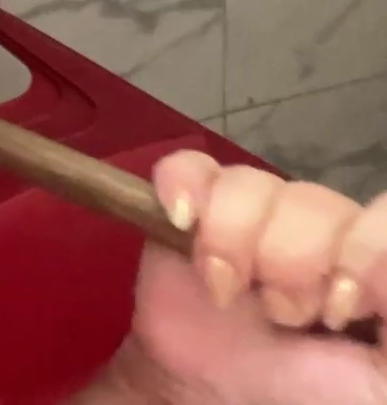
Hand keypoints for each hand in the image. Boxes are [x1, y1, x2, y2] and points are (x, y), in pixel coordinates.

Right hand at [107, 152, 386, 403]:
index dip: (364, 252)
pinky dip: (180, 188)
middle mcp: (326, 227)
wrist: (219, 388)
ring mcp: (253, 209)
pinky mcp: (188, 200)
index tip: (342, 308)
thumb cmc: (318, 389)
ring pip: (249, 184)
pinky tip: (181, 223)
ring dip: (230, 240)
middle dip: (289, 263)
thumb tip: (376, 274)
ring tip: (225, 286)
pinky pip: (186, 165)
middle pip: (314, 201)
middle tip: (283, 313)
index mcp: (376, 262)